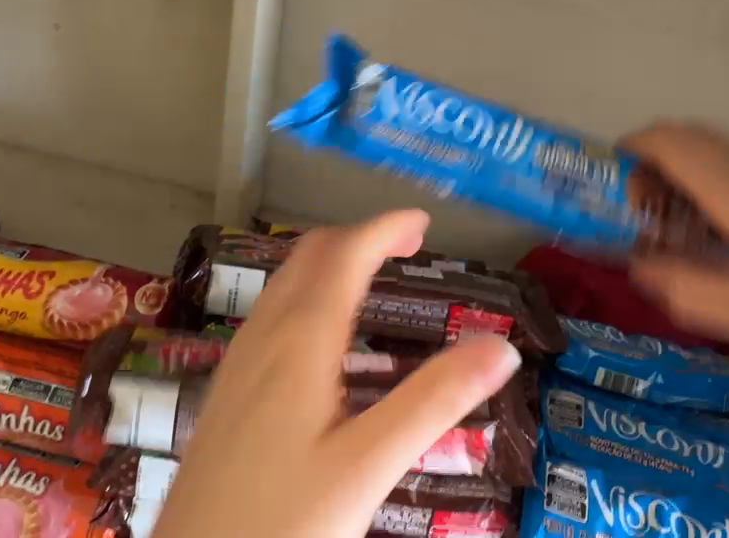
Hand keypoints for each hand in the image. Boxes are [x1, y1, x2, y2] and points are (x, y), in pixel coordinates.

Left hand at [154, 210, 522, 537]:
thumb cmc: (284, 520)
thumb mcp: (369, 466)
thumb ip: (434, 402)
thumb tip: (501, 347)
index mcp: (303, 338)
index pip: (346, 253)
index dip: (385, 228)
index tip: (423, 221)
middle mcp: (266, 333)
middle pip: (312, 254)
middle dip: (361, 237)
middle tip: (407, 246)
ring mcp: (240, 358)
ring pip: (287, 280)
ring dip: (332, 261)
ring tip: (372, 276)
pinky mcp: (227, 387)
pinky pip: (271, 310)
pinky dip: (307, 291)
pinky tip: (322, 335)